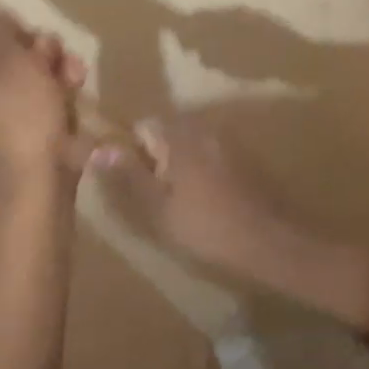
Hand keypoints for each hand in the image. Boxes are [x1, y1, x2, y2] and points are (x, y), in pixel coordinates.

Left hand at [0, 0, 92, 183]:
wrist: (43, 174)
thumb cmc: (24, 113)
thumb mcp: (8, 61)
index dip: (13, 25)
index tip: (26, 31)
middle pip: (21, 45)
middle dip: (43, 46)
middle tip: (49, 57)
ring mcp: (19, 101)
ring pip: (44, 65)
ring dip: (61, 64)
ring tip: (71, 77)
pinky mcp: (43, 116)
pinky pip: (56, 88)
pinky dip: (66, 86)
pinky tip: (77, 89)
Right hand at [92, 117, 291, 278]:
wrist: (271, 243)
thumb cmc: (207, 228)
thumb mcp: (158, 208)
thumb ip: (128, 175)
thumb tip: (98, 148)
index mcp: (179, 137)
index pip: (143, 125)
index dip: (132, 151)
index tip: (133, 181)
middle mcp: (205, 130)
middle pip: (169, 132)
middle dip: (158, 157)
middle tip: (156, 195)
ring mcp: (230, 143)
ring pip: (192, 145)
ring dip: (182, 165)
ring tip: (180, 202)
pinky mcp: (247, 160)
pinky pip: (213, 157)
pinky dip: (204, 173)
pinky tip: (207, 202)